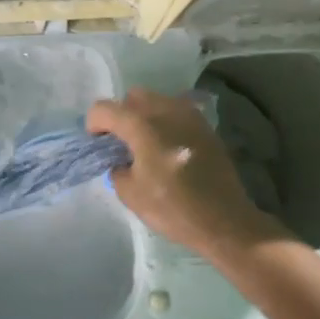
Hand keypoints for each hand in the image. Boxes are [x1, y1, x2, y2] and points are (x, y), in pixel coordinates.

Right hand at [87, 89, 278, 257]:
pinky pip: (176, 112)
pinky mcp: (205, 126)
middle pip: (132, 97)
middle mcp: (165, 110)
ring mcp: (189, 115)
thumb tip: (121, 159)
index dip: (94, 124)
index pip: (104, 108)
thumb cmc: (174, 209)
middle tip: (122, 142)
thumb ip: (117, 168)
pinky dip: (165, 122)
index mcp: (142, 125)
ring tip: (146, 144)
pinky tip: (168, 148)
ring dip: (145, 116)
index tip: (97, 143)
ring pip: (156, 101)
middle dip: (122, 114)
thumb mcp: (131, 195)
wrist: (225, 221)